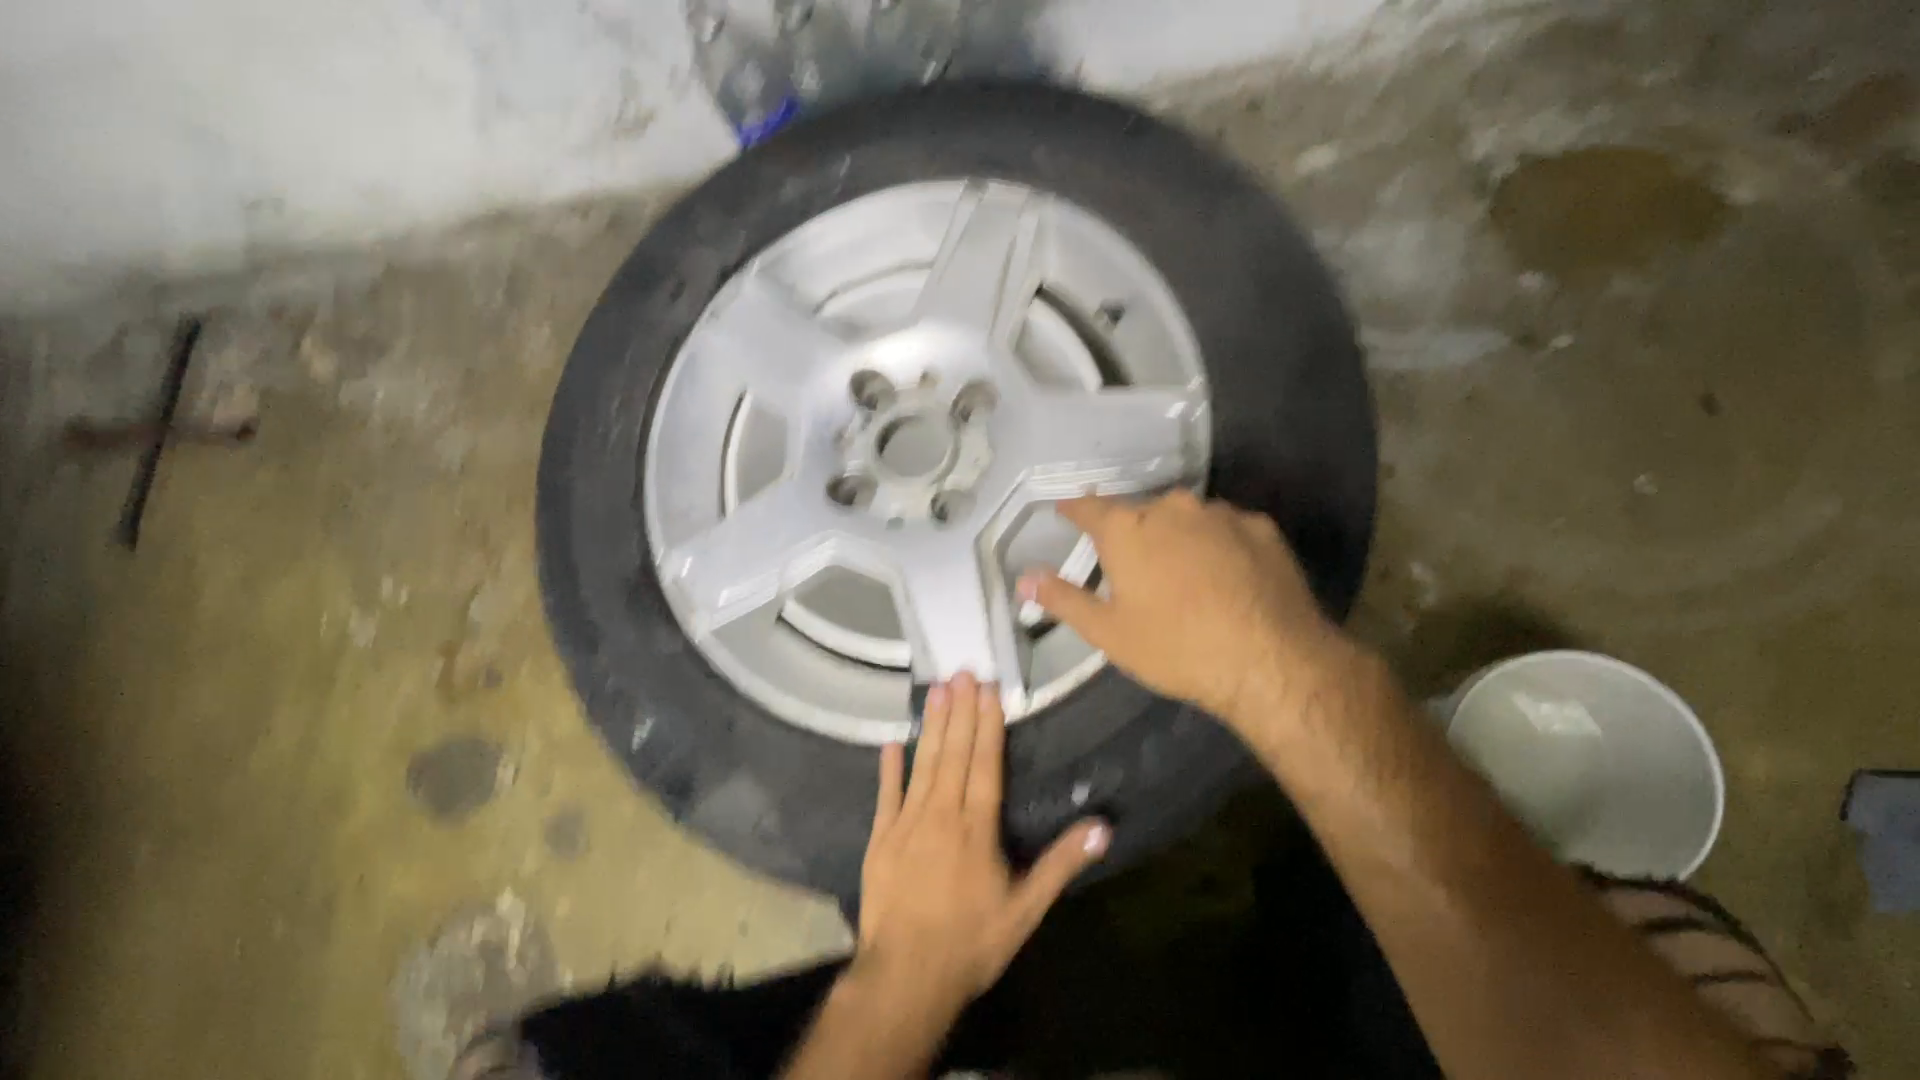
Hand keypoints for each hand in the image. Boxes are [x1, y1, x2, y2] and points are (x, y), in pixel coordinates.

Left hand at [854, 673, 1109, 1013]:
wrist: (905, 977)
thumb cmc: (971, 943)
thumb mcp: (1025, 909)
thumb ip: (1061, 864)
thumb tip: (1103, 827)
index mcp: (977, 829)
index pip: (985, 765)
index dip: (988, 725)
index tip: (988, 689)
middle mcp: (941, 816)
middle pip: (954, 755)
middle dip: (960, 712)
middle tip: (961, 671)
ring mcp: (906, 825)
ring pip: (923, 766)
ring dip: (932, 727)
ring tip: (937, 691)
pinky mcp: (879, 840)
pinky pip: (886, 796)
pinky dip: (889, 768)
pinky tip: (891, 742)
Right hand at [1017, 490, 1356, 726]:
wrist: (1271, 661)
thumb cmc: (1176, 648)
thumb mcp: (1109, 633)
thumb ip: (1063, 599)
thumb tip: (1024, 577)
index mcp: (1127, 530)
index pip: (1089, 508)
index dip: (1075, 510)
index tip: (1066, 512)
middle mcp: (1172, 508)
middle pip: (1141, 513)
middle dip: (1133, 532)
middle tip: (1133, 565)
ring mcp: (1221, 514)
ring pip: (1187, 519)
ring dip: (1178, 537)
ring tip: (1183, 574)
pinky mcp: (1262, 528)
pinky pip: (1228, 530)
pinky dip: (1219, 546)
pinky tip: (1227, 578)